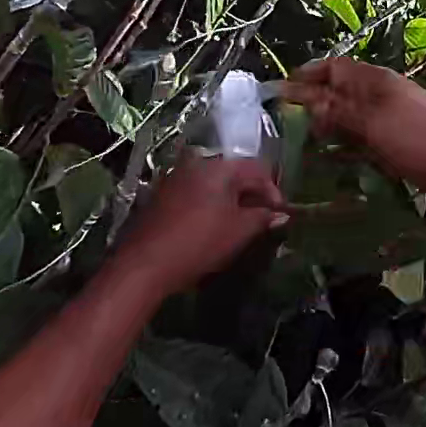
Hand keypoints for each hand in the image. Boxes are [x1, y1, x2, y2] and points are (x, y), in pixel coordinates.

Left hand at [118, 154, 288, 294]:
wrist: (145, 263)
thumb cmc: (199, 242)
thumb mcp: (238, 232)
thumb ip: (262, 218)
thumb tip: (280, 214)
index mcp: (220, 166)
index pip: (258, 169)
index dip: (273, 191)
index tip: (279, 215)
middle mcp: (198, 163)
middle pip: (236, 173)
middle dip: (252, 195)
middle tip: (262, 220)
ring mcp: (178, 177)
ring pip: (215, 183)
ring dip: (231, 200)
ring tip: (239, 225)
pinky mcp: (163, 194)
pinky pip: (197, 191)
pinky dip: (211, 204)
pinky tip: (213, 226)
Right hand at [282, 58, 425, 196]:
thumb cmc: (418, 139)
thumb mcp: (373, 123)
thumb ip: (339, 110)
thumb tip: (305, 99)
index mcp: (376, 80)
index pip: (334, 67)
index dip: (308, 75)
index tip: (281, 90)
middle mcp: (382, 92)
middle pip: (341, 89)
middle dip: (313, 99)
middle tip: (286, 118)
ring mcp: (391, 115)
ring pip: (351, 112)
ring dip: (328, 121)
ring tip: (302, 137)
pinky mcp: (398, 138)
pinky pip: (363, 133)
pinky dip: (346, 139)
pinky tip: (334, 153)